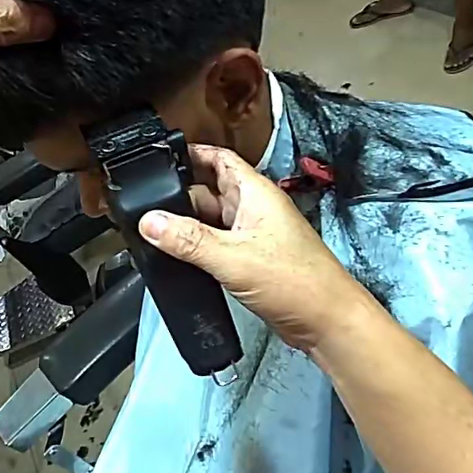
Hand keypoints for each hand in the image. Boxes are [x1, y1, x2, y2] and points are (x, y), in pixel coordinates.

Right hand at [138, 145, 378, 352]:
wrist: (325, 319)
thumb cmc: (296, 281)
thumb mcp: (233, 256)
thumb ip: (188, 239)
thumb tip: (150, 221)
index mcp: (256, 193)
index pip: (220, 158)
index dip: (192, 153)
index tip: (160, 156)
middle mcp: (255, 210)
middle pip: (210, 191)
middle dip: (181, 197)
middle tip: (148, 207)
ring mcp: (254, 236)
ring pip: (213, 221)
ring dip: (189, 226)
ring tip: (157, 233)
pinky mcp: (253, 260)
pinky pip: (219, 245)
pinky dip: (200, 249)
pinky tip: (182, 258)